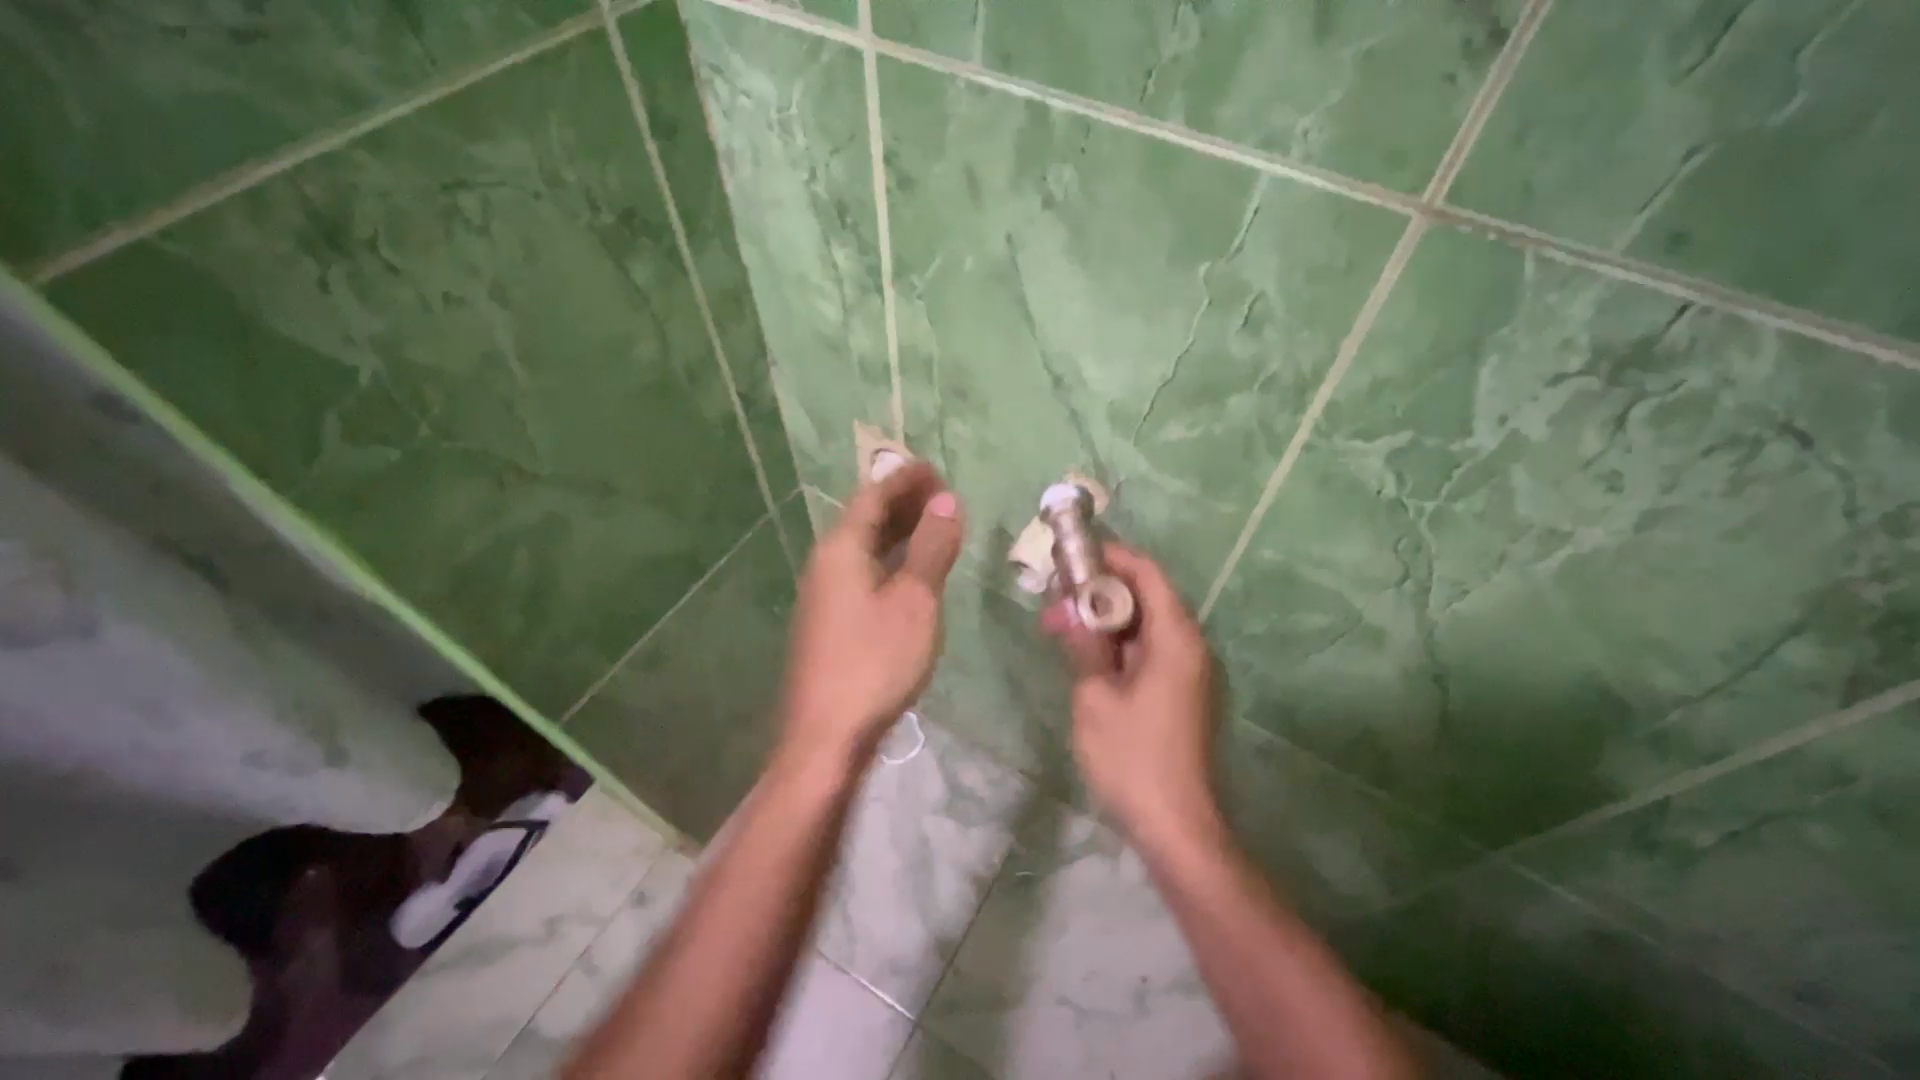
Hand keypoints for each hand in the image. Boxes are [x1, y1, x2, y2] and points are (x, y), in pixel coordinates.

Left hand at [780, 463, 963, 768]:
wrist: (825, 735)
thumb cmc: (875, 662)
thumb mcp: (915, 601)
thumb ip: (931, 548)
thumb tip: (946, 501)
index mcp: (841, 548)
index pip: (874, 495)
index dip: (906, 479)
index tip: (937, 469)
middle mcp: (825, 563)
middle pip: (865, 518)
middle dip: (904, 503)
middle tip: (944, 497)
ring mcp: (823, 595)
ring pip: (864, 548)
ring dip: (899, 533)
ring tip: (936, 529)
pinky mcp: (829, 623)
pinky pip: (862, 574)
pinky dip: (890, 562)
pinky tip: (912, 576)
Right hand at [1042, 544, 1219, 843]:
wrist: (1174, 823)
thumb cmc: (1131, 756)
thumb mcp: (1095, 696)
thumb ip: (1084, 645)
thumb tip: (1069, 610)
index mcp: (1175, 638)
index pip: (1146, 573)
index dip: (1110, 557)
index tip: (1069, 555)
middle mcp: (1189, 646)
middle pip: (1146, 597)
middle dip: (1098, 590)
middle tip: (1053, 598)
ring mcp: (1186, 672)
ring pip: (1144, 626)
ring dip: (1104, 620)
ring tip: (1058, 626)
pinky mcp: (1178, 694)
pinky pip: (1148, 652)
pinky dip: (1117, 645)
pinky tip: (1083, 656)